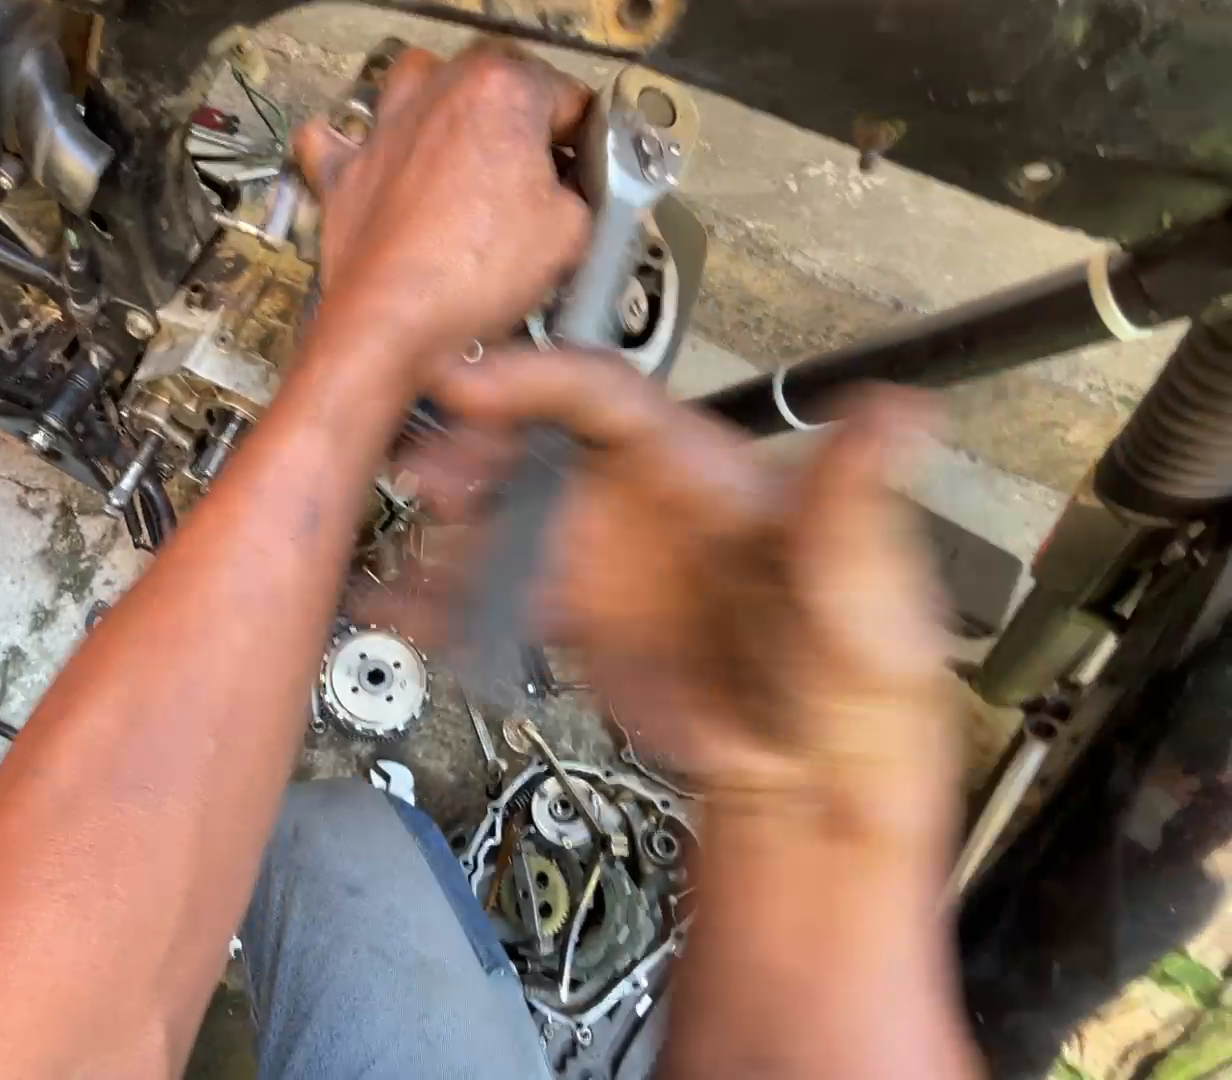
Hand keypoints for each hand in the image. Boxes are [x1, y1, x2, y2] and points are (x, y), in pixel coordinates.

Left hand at [294, 43, 592, 362]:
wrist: (389, 326)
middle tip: (527, 182)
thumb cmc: (469, 277)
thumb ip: (580, 195)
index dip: (580, 144)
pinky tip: (372, 165)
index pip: (567, 100)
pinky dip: (349, 148)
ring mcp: (382, 133)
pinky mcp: (343, 176)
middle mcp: (436, 94)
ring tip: (456, 157)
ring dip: (439, 110)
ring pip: (414, 87)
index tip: (578, 176)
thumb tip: (568, 197)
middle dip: (515, 127)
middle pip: (494, 88)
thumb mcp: (568, 234)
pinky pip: (333, 141)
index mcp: (501, 90)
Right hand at [402, 350, 959, 843]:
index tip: (463, 382)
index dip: (526, 379)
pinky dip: (439, 603)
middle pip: (526, 451)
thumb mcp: (861, 588)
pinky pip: (488, 598)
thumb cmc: (840, 666)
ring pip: (493, 524)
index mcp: (686, 467)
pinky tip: (399, 607)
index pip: (596, 397)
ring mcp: (586, 557)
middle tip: (423, 476)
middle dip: (465, 454)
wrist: (796, 761)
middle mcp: (623, 499)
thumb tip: (896, 413)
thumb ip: (853, 506)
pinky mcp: (561, 613)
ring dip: (440, 532)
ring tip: (396, 554)